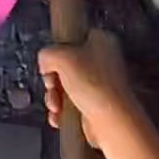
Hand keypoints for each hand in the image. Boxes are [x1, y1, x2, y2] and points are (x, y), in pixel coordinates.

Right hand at [38, 29, 143, 150]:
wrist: (112, 121)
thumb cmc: (90, 82)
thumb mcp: (62, 57)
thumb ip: (47, 54)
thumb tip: (46, 64)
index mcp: (101, 41)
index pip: (72, 37)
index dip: (56, 50)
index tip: (50, 63)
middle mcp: (103, 60)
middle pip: (64, 64)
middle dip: (52, 79)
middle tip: (52, 86)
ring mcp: (100, 84)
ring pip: (64, 86)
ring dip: (54, 97)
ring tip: (56, 107)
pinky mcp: (96, 105)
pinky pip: (71, 103)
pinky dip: (61, 111)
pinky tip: (58, 118)